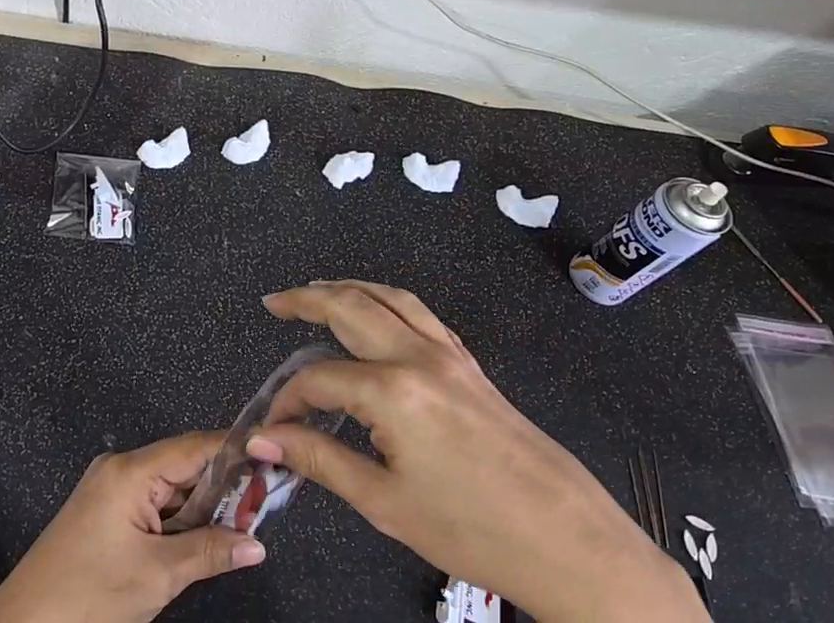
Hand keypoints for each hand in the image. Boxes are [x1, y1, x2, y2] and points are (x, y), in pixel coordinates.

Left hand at [0, 432, 265, 622]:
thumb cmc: (90, 594)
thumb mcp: (157, 575)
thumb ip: (210, 552)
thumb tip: (258, 544)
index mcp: (131, 472)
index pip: (194, 447)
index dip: (235, 450)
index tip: (274, 454)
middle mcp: (121, 469)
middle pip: (184, 465)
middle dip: (225, 485)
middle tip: (269, 500)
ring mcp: (112, 490)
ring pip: (172, 487)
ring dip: (205, 506)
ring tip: (248, 520)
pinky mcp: (107, 512)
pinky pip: (155, 503)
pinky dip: (182, 518)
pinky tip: (209, 534)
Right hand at [251, 281, 708, 622]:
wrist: (570, 543)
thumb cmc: (472, 529)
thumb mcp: (385, 502)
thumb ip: (319, 460)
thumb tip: (263, 440)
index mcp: (392, 390)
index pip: (319, 379)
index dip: (288, 401)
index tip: (272, 429)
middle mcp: (419, 357)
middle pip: (352, 306)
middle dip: (307, 299)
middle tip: (274, 302)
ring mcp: (450, 357)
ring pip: (391, 299)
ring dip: (349, 289)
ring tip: (318, 292)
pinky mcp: (472, 368)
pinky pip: (421, 316)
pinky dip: (388, 303)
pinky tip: (380, 317)